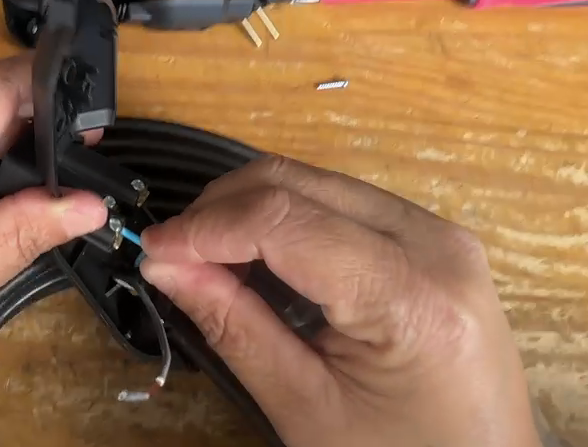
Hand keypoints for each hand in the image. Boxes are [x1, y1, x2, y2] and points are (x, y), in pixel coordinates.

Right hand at [140, 155, 539, 446]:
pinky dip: (278, 214)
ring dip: (244, 208)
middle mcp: (432, 241)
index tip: (152, 248)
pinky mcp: (427, 233)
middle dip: (219, 209)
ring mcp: (435, 230)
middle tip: (174, 254)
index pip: (281, 219)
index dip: (204, 226)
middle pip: (292, 182)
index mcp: (413, 296)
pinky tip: (255, 254)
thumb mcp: (305, 409)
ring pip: (306, 178)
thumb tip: (160, 260)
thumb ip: (230, 323)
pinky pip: (330, 196)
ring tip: (208, 257)